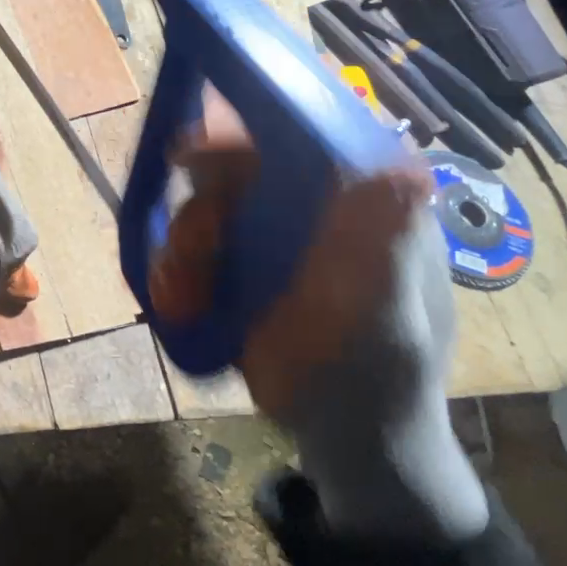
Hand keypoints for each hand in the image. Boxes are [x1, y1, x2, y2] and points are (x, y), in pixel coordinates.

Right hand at [150, 94, 486, 541]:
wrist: (343, 432)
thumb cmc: (371, 374)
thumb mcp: (384, 313)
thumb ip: (381, 247)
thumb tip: (394, 168)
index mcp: (363, 204)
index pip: (300, 137)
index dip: (244, 134)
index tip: (188, 155)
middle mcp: (313, 205)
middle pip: (232, 170)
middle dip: (199, 215)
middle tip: (192, 261)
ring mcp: (269, 233)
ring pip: (197, 209)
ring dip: (181, 254)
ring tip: (187, 301)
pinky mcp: (234, 261)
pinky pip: (182, 245)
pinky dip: (172, 274)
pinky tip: (181, 306)